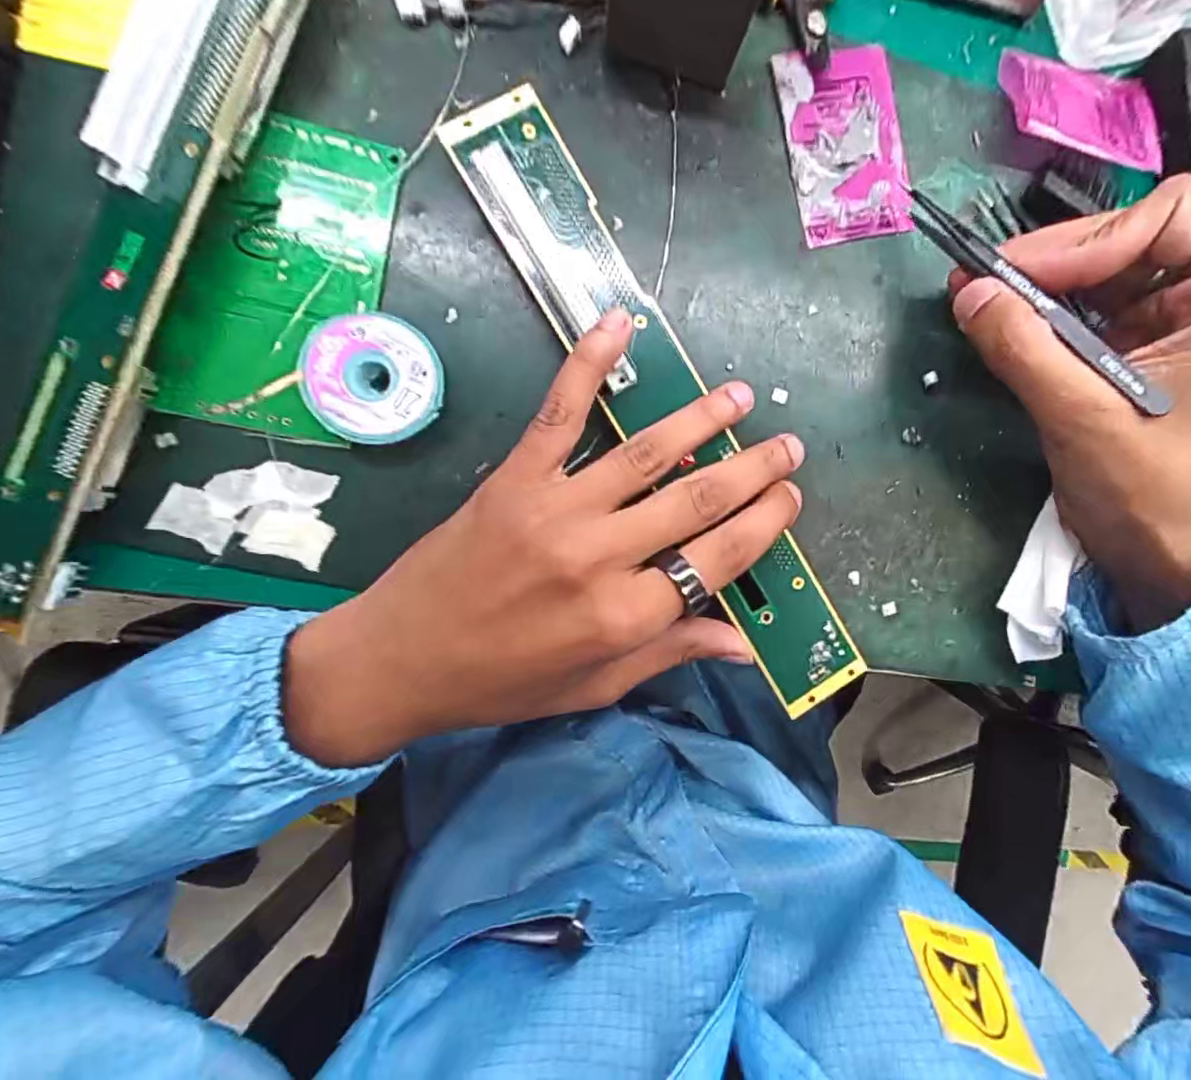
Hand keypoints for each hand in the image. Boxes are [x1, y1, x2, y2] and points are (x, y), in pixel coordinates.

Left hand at [284, 309, 805, 765]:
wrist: (402, 660)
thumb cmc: (502, 684)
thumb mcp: (593, 685)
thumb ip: (669, 652)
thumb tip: (742, 644)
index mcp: (625, 617)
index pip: (719, 559)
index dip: (764, 525)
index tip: (789, 499)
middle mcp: (600, 556)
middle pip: (697, 499)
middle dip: (753, 471)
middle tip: (786, 447)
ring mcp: (555, 509)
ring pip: (646, 452)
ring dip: (701, 419)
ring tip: (739, 397)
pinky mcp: (513, 478)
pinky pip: (559, 413)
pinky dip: (588, 365)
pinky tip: (618, 327)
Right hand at [949, 175, 1190, 630]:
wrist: (1143, 536)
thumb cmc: (1138, 484)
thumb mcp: (1078, 413)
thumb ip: (1024, 347)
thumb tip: (971, 292)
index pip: (1172, 215)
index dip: (1089, 239)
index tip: (1017, 276)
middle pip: (1131, 232)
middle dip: (1053, 259)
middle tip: (983, 283)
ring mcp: (1182, 308)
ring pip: (1101, 261)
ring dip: (1040, 280)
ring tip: (984, 298)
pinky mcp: (1141, 331)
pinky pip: (1085, 295)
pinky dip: (1041, 303)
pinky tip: (1005, 316)